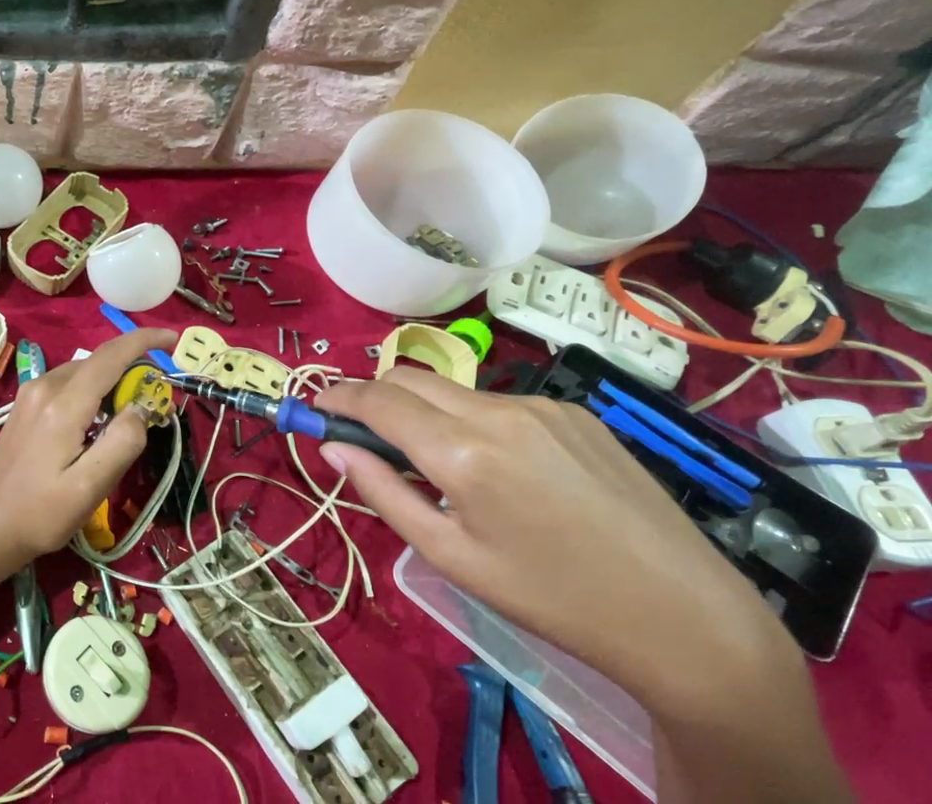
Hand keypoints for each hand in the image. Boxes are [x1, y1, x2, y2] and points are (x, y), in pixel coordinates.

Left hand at [0, 328, 177, 570]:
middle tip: (157, 401)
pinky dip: (92, 392)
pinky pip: (67, 385)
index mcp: (62, 404)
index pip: (110, 356)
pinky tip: (98, 423)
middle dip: (132, 369)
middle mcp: (44, 387)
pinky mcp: (24, 407)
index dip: (144, 341)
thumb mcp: (91, 486)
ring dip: (111, 382)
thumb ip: (123, 443)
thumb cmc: (41, 513)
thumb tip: (142, 407)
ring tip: (131, 416)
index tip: (173, 338)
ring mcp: (30, 395)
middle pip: (97, 362)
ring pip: (82, 372)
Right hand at [315, 369, 805, 719]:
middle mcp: (500, 412)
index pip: (377, 399)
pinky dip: (471, 420)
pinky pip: (500, 404)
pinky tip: (494, 468)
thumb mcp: (450, 556)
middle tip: (360, 435)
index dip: (336, 397)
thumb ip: (383, 492)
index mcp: (463, 452)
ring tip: (432, 464)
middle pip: (410, 378)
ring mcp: (545, 408)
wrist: (684, 617)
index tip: (313, 408)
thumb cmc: (551, 598)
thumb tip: (333, 448)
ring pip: (455, 390)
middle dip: (373, 396)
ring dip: (423, 409)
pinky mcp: (578, 415)